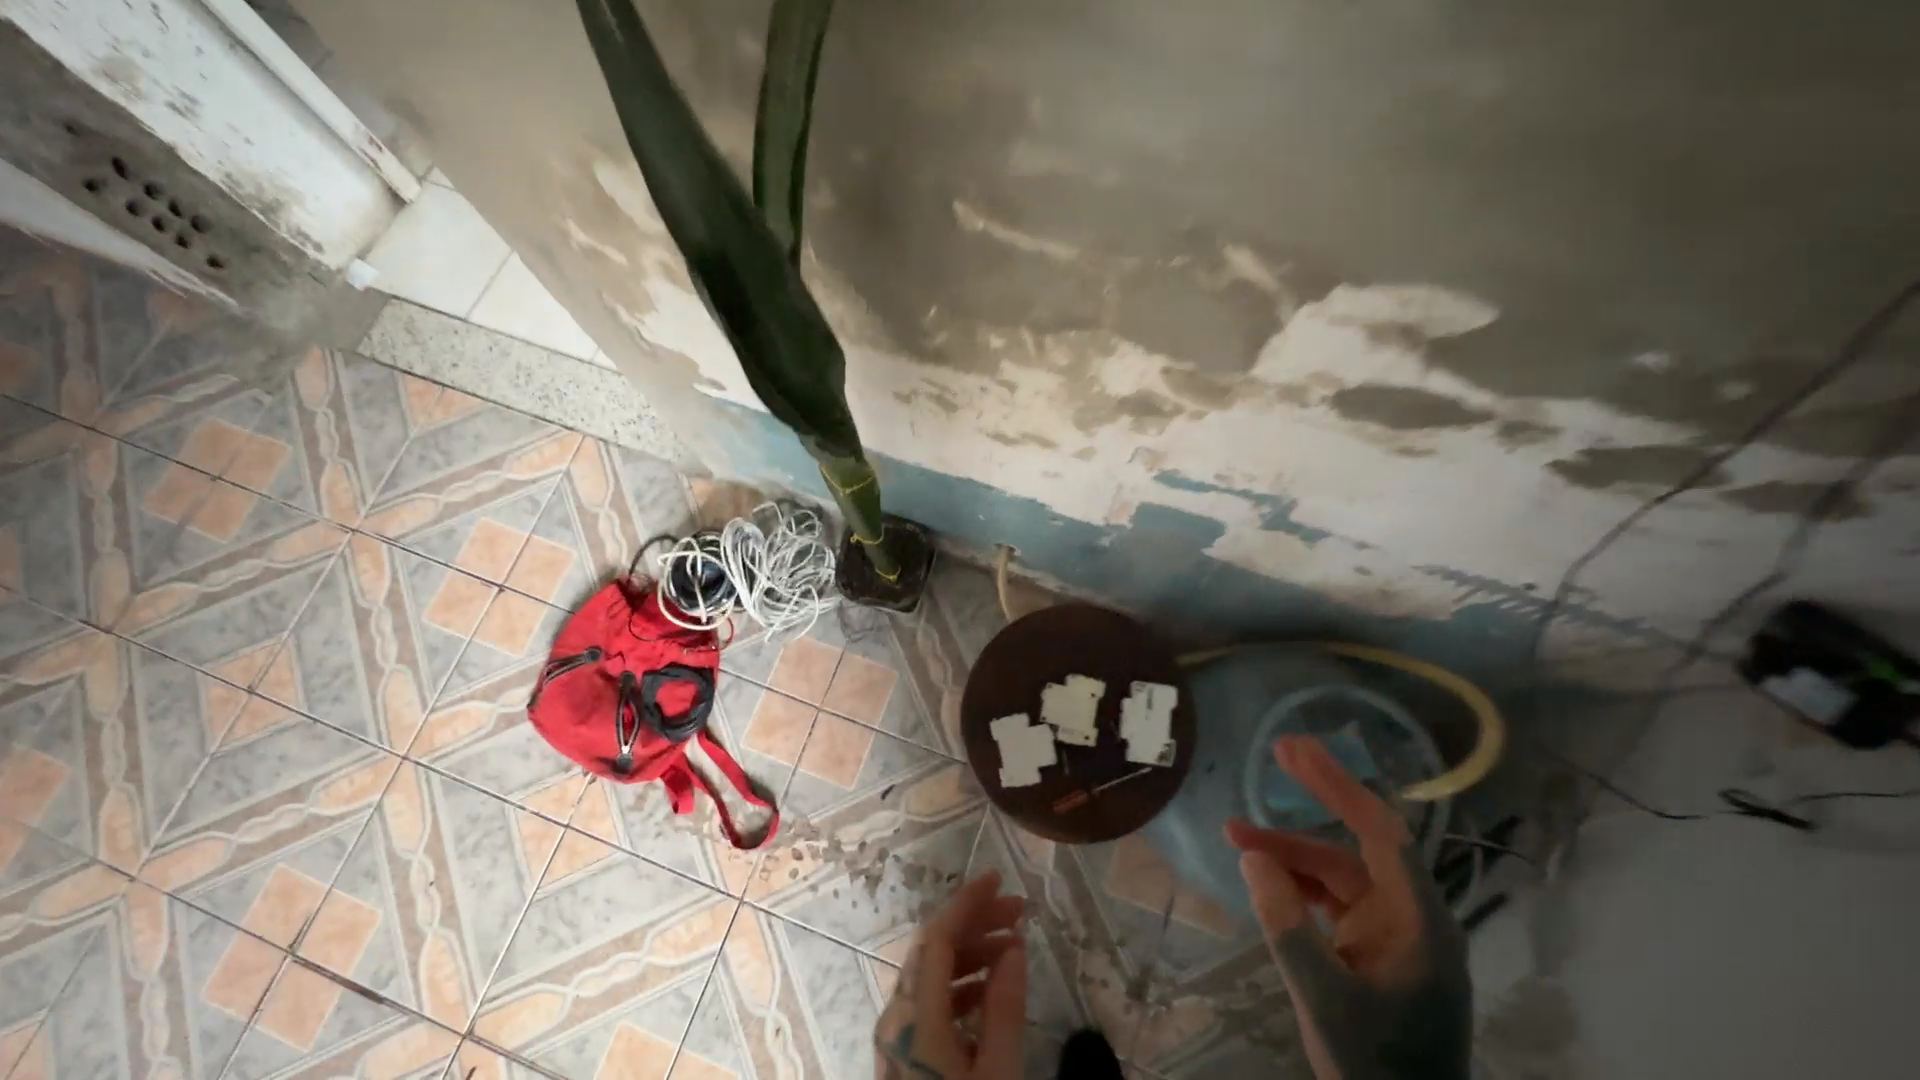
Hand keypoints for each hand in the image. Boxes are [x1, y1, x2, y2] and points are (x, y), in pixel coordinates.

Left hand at [874, 870, 1026, 1079]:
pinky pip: (930, 1002)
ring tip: (1015, 946)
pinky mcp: (902, 1053)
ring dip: (972, 954)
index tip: (998, 879)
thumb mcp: (996, 1072)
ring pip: (931, 975)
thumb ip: (1004, 1010)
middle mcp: (896, 1016)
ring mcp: (895, 1035)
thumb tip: (1014, 949)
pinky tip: (991, 988)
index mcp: (912, 1015)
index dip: (967, 902)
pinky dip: (962, 985)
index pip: (936, 938)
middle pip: (933, 950)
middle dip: (976, 923)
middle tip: (1018, 910)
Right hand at [1226, 735, 1471, 1079]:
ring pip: (1337, 872)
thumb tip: (1253, 856)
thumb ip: (1287, 927)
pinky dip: (1295, 885)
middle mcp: (1412, 916)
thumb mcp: (1324, 999)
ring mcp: (1391, 933)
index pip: (1382, 834)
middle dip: (1317, 799)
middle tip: (1278, 752)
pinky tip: (1261, 876)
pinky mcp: (1372, 949)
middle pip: (1359, 844)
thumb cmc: (1375, 1065)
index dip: (1340, 786)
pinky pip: (1332, 901)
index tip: (1297, 751)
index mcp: (1421, 922)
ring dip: (1289, 852)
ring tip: (1233, 834)